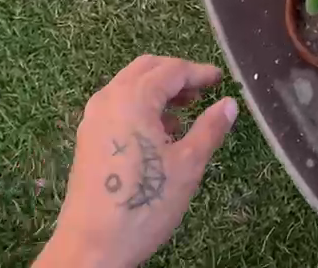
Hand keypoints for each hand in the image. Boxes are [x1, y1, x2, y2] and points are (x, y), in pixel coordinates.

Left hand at [36, 55, 240, 267]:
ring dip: (158, 89)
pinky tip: (159, 133)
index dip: (199, 72)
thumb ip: (210, 129)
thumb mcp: (187, 165)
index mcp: (133, 97)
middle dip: (176, 74)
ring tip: (185, 112)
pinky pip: (118, 104)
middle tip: (201, 90)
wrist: (90, 248)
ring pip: (130, 85)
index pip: (172, 70)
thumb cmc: (143, 203)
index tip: (220, 79)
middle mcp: (110, 97)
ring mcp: (94, 117)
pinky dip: (141, 105)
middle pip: (147, 69)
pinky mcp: (88, 137)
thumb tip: (229, 103)